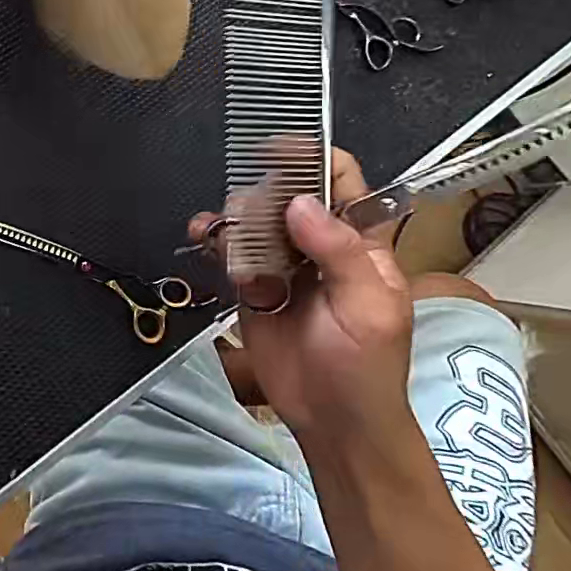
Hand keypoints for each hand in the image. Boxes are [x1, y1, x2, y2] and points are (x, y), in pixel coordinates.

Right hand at [188, 149, 414, 443]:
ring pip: (252, 219)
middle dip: (262, 194)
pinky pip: (230, 250)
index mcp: (359, 240)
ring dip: (232, 216)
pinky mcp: (252, 283)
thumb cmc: (365, 366)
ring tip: (217, 231)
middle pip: (286, 193)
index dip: (312, 157)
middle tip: (247, 215)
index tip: (275, 150)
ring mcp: (283, 262)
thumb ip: (341, 254)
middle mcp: (318, 242)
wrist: (331, 420)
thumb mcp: (369, 310)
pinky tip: (201, 237)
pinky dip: (213, 239)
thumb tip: (298, 203)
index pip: (341, 180)